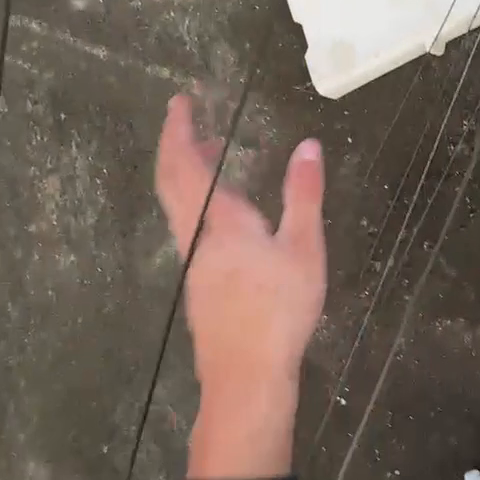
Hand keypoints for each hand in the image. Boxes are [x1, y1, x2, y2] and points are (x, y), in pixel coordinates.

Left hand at [156, 93, 326, 479]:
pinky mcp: (201, 284)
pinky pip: (191, 225)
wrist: (246, 377)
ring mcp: (194, 264)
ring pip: (179, 206)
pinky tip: (227, 209)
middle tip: (189, 116)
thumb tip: (308, 144)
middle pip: (172, 184)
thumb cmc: (278, 308)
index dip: (178, 132)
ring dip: (188, 171)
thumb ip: (304, 194)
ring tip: (212, 151)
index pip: (185, 167)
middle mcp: (197, 239)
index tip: (180, 102)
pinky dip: (199, 197)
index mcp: (219, 223)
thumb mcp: (304, 246)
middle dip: (176, 145)